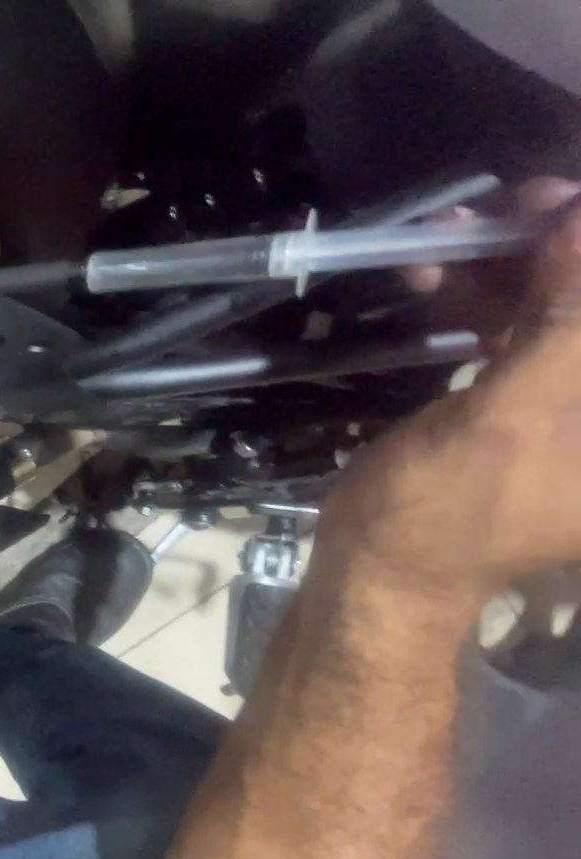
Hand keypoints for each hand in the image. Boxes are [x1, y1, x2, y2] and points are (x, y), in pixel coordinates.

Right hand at [322, 185, 580, 605]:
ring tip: (447, 238)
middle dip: (560, 243)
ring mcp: (571, 396)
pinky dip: (487, 299)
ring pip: (561, 304)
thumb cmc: (440, 510)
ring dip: (513, 264)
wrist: (378, 569)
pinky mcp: (527, 396)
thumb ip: (565, 325)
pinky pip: (524, 329)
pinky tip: (440, 280)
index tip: (554, 206)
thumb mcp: (506, 418)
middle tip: (500, 210)